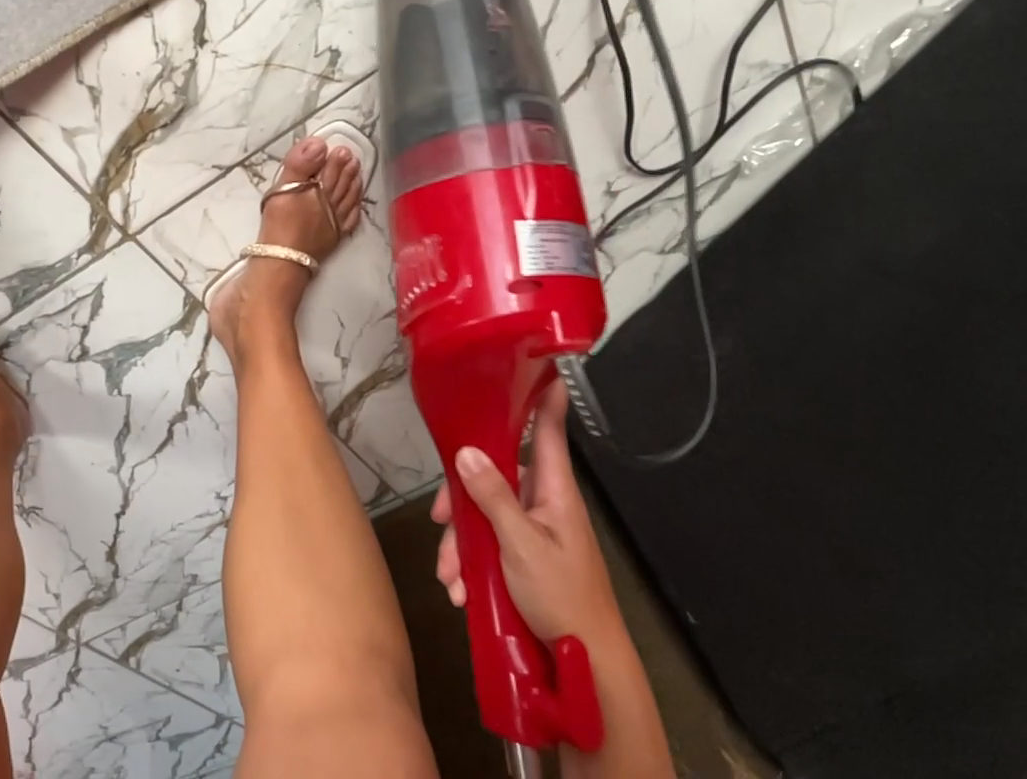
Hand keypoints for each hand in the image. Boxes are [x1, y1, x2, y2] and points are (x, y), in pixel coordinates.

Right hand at [432, 381, 624, 646]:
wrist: (586, 661)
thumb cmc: (562, 596)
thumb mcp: (521, 545)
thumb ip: (493, 497)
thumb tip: (466, 451)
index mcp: (554, 491)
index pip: (550, 432)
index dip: (544, 398)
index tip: (538, 365)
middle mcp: (543, 503)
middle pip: (496, 477)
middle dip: (462, 501)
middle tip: (440, 523)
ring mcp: (533, 531)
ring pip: (485, 515)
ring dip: (462, 544)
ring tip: (451, 578)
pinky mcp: (524, 557)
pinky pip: (489, 545)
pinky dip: (471, 565)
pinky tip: (462, 592)